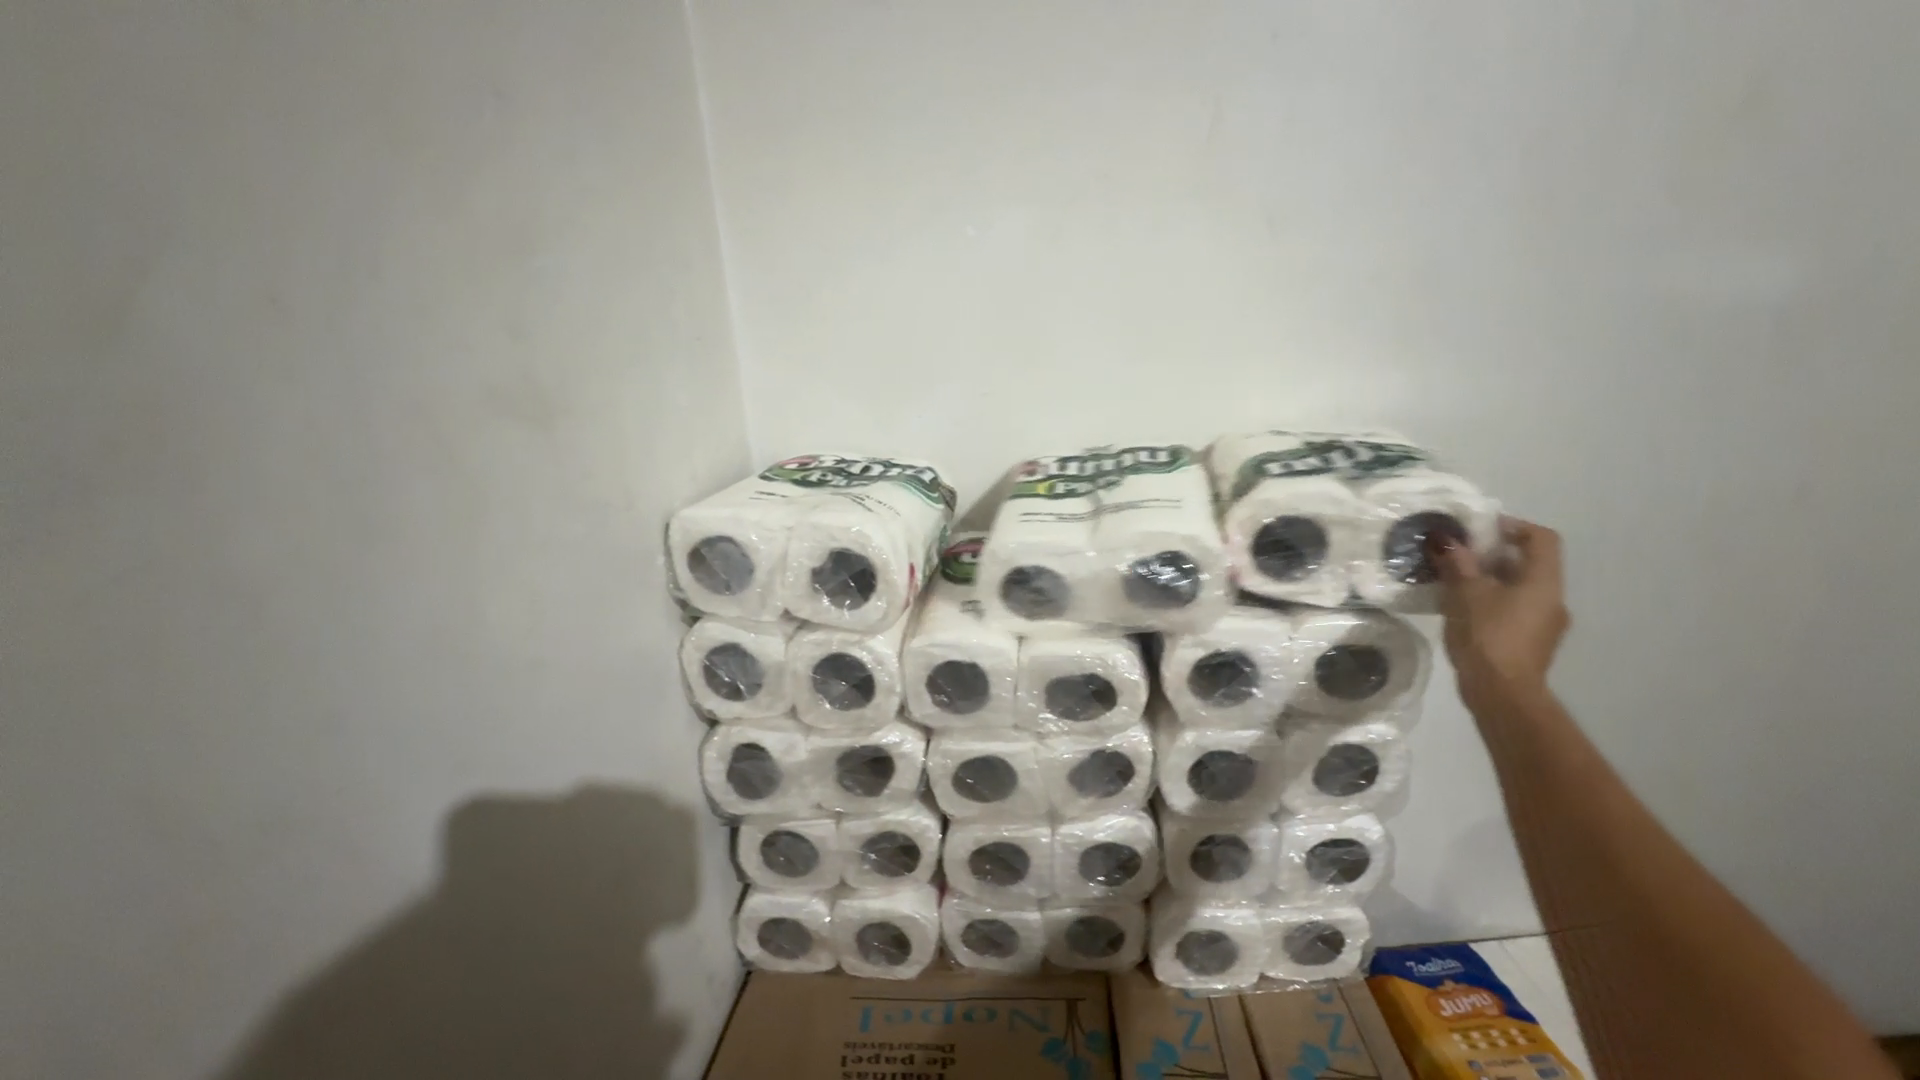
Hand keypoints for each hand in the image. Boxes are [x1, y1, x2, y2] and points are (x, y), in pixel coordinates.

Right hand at [1432, 517, 1569, 711]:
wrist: (1502, 693)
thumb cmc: (1488, 635)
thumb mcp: (1466, 594)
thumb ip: (1458, 563)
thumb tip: (1446, 540)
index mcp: (1544, 581)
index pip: (1542, 538)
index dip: (1514, 526)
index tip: (1481, 530)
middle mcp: (1553, 599)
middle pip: (1530, 564)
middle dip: (1495, 555)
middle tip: (1460, 556)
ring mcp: (1546, 624)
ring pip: (1521, 589)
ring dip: (1492, 580)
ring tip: (1456, 583)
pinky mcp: (1532, 644)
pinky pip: (1515, 610)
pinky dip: (1493, 602)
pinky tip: (1465, 611)